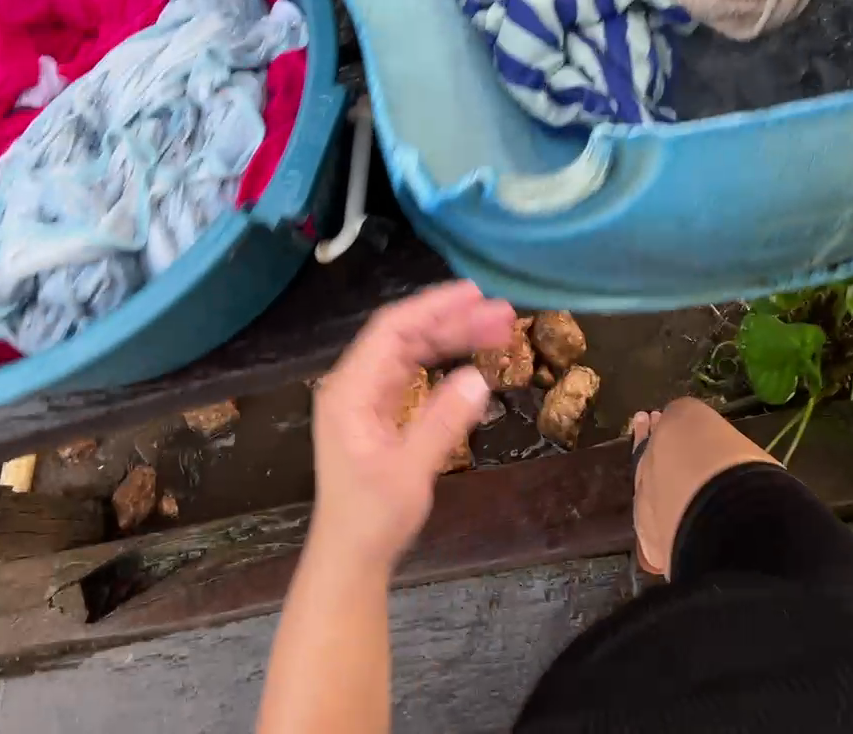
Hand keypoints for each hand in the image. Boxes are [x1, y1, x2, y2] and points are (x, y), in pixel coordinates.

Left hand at [309, 281, 514, 564]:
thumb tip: (478, 378)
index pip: (392, 330)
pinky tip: (471, 354)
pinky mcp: (381, 411)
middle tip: (502, 314)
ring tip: (497, 328)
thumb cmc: (372, 518)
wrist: (350, 558)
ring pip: (413, 350)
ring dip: (452, 336)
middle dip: (453, 320)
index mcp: (350, 391)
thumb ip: (441, 423)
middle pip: (406, 335)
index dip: (433, 306)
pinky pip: (414, 370)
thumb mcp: (409, 473)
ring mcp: (367, 397)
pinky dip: (444, 358)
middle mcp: (355, 385)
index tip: (474, 294)